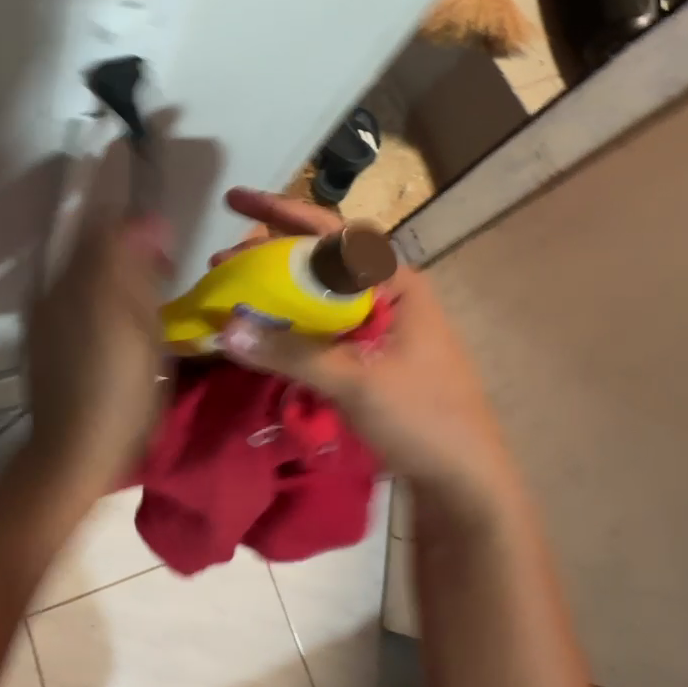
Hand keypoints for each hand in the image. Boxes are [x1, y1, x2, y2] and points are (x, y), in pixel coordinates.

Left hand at [19, 207, 173, 494]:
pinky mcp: (34, 327)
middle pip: (90, 238)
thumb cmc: (123, 398)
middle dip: (126, 250)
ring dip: (108, 273)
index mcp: (88, 280)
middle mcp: (56, 282)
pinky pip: (64, 291)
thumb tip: (150, 224)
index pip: (111, 222)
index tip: (165, 261)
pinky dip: (89, 296)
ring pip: (78, 265)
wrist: (70, 450)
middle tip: (154, 284)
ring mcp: (39, 305)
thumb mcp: (148, 334)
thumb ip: (144, 274)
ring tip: (133, 310)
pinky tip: (106, 330)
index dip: (143, 230)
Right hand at [212, 188, 517, 508]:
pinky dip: (285, 323)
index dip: (282, 211)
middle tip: (221, 261)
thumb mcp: (356, 382)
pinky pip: (318, 327)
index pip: (332, 232)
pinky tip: (258, 332)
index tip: (236, 200)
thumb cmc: (425, 420)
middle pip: (319, 260)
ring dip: (273, 291)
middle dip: (267, 255)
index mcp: (396, 284)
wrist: (466, 486)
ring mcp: (377, 329)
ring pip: (315, 296)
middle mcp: (386, 296)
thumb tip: (225, 327)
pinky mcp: (367, 359)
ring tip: (230, 294)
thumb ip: (291, 352)